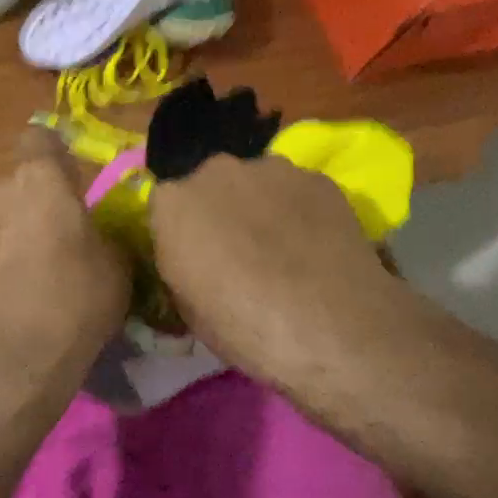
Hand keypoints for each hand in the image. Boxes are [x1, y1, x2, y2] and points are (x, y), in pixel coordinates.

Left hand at [0, 129, 129, 399]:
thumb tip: (90, 232)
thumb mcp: (117, 265)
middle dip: (26, 205)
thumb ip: (100, 233)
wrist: (13, 359)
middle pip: (12, 185)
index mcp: (40, 179)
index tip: (64, 184)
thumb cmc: (76, 303)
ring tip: (14, 276)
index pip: (40, 138)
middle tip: (46, 245)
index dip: (51, 157)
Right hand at [150, 155, 419, 383]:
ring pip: (256, 183)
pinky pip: (297, 191)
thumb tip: (193, 255)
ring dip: (260, 205)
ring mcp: (270, 169)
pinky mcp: (317, 178)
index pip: (166, 207)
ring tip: (283, 247)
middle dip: (220, 210)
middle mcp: (215, 171)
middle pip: (211, 185)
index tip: (198, 259)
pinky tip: (314, 245)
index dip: (182, 233)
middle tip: (240, 250)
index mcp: (172, 202)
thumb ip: (181, 262)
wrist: (331, 328)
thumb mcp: (187, 306)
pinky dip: (299, 211)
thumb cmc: (243, 325)